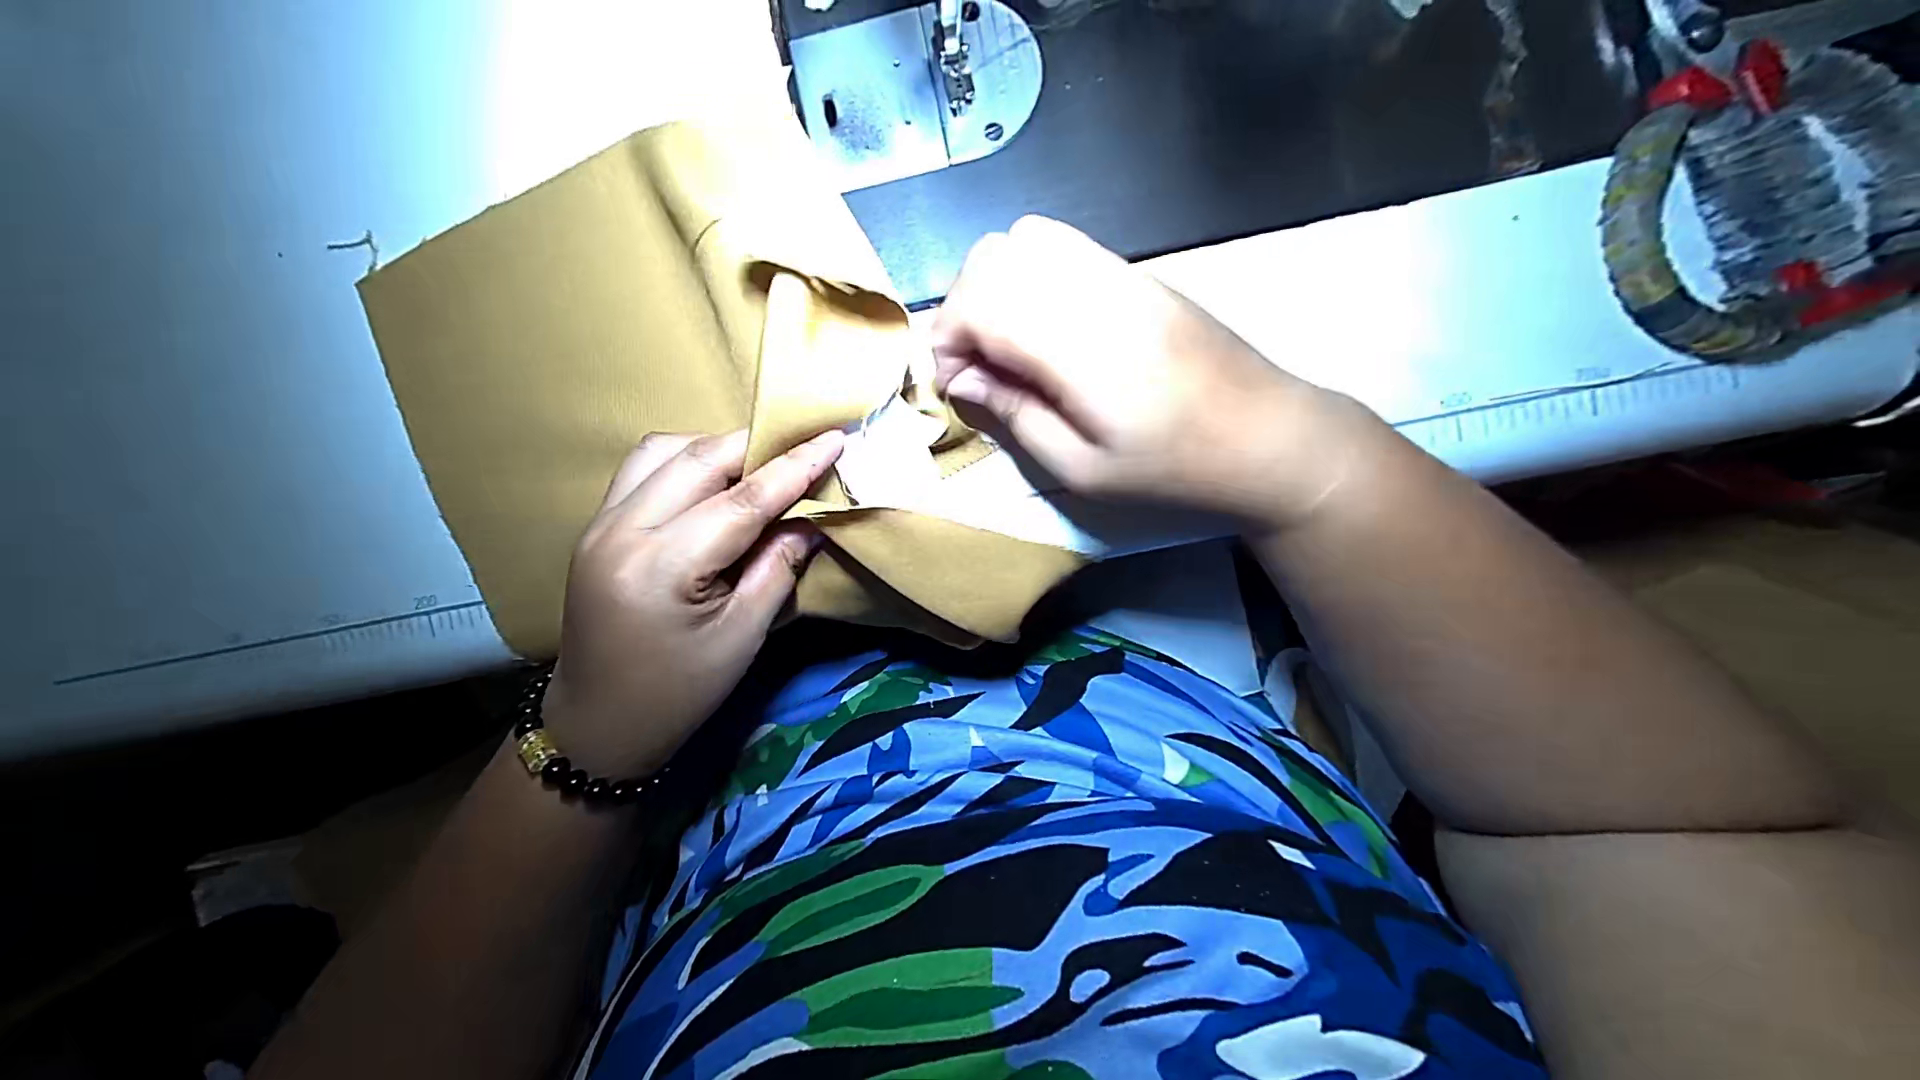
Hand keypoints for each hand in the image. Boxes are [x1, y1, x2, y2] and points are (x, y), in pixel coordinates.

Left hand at [541, 428, 844, 777]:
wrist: (598, 723)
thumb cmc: (679, 692)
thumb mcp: (742, 636)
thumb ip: (779, 567)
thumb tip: (813, 517)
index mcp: (659, 568)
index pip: (741, 500)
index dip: (794, 467)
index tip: (835, 439)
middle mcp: (620, 531)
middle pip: (698, 459)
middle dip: (757, 445)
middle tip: (805, 447)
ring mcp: (599, 524)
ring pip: (663, 450)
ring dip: (717, 448)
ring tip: (760, 466)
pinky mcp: (596, 526)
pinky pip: (643, 468)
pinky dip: (687, 460)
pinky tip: (715, 482)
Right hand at [931, 216, 1385, 525]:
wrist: (1267, 437)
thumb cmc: (1171, 468)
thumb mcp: (1080, 467)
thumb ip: (1014, 413)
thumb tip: (961, 377)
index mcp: (1081, 345)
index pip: (980, 301)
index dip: (946, 337)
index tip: (953, 383)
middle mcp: (1097, 290)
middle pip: (993, 256)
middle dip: (963, 307)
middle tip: (975, 364)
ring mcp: (1121, 272)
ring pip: (1025, 239)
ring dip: (995, 286)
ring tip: (1005, 343)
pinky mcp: (1137, 273)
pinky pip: (1063, 246)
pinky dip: (1030, 277)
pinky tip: (1043, 327)